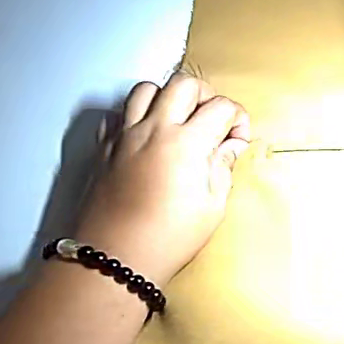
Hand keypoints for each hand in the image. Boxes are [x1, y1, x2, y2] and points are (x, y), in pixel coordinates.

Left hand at [75, 74, 250, 288]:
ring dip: (168, 98)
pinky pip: (118, 114)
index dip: (238, 119)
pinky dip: (135, 116)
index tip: (238, 141)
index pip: (221, 107)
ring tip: (178, 122)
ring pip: (146, 89)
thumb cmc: (171, 238)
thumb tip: (229, 147)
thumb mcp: (212, 206)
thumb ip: (222, 167)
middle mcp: (154, 129)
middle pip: (183, 84)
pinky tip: (146, 138)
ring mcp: (125, 136)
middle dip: (206, 96)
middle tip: (213, 121)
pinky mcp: (104, 148)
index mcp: (187, 142)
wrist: (116, 258)